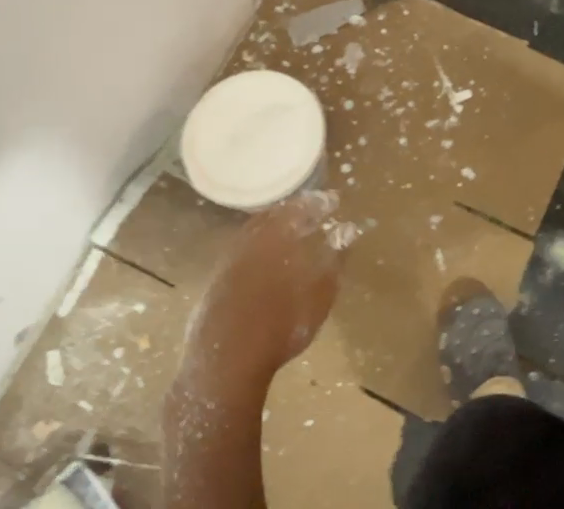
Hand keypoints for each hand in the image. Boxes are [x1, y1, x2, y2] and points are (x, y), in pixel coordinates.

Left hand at [192, 190, 355, 376]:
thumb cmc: (281, 328)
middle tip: (312, 210)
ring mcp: (229, 258)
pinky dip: (257, 242)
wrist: (225, 362)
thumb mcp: (319, 296)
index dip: (318, 203)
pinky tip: (264, 256)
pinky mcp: (216, 278)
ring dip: (273, 224)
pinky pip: (240, 247)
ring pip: (254, 229)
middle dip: (294, 209)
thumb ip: (335, 259)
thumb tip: (348, 228)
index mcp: (277, 237)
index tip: (333, 200)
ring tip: (290, 229)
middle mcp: (251, 240)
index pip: (300, 209)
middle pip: (274, 215)